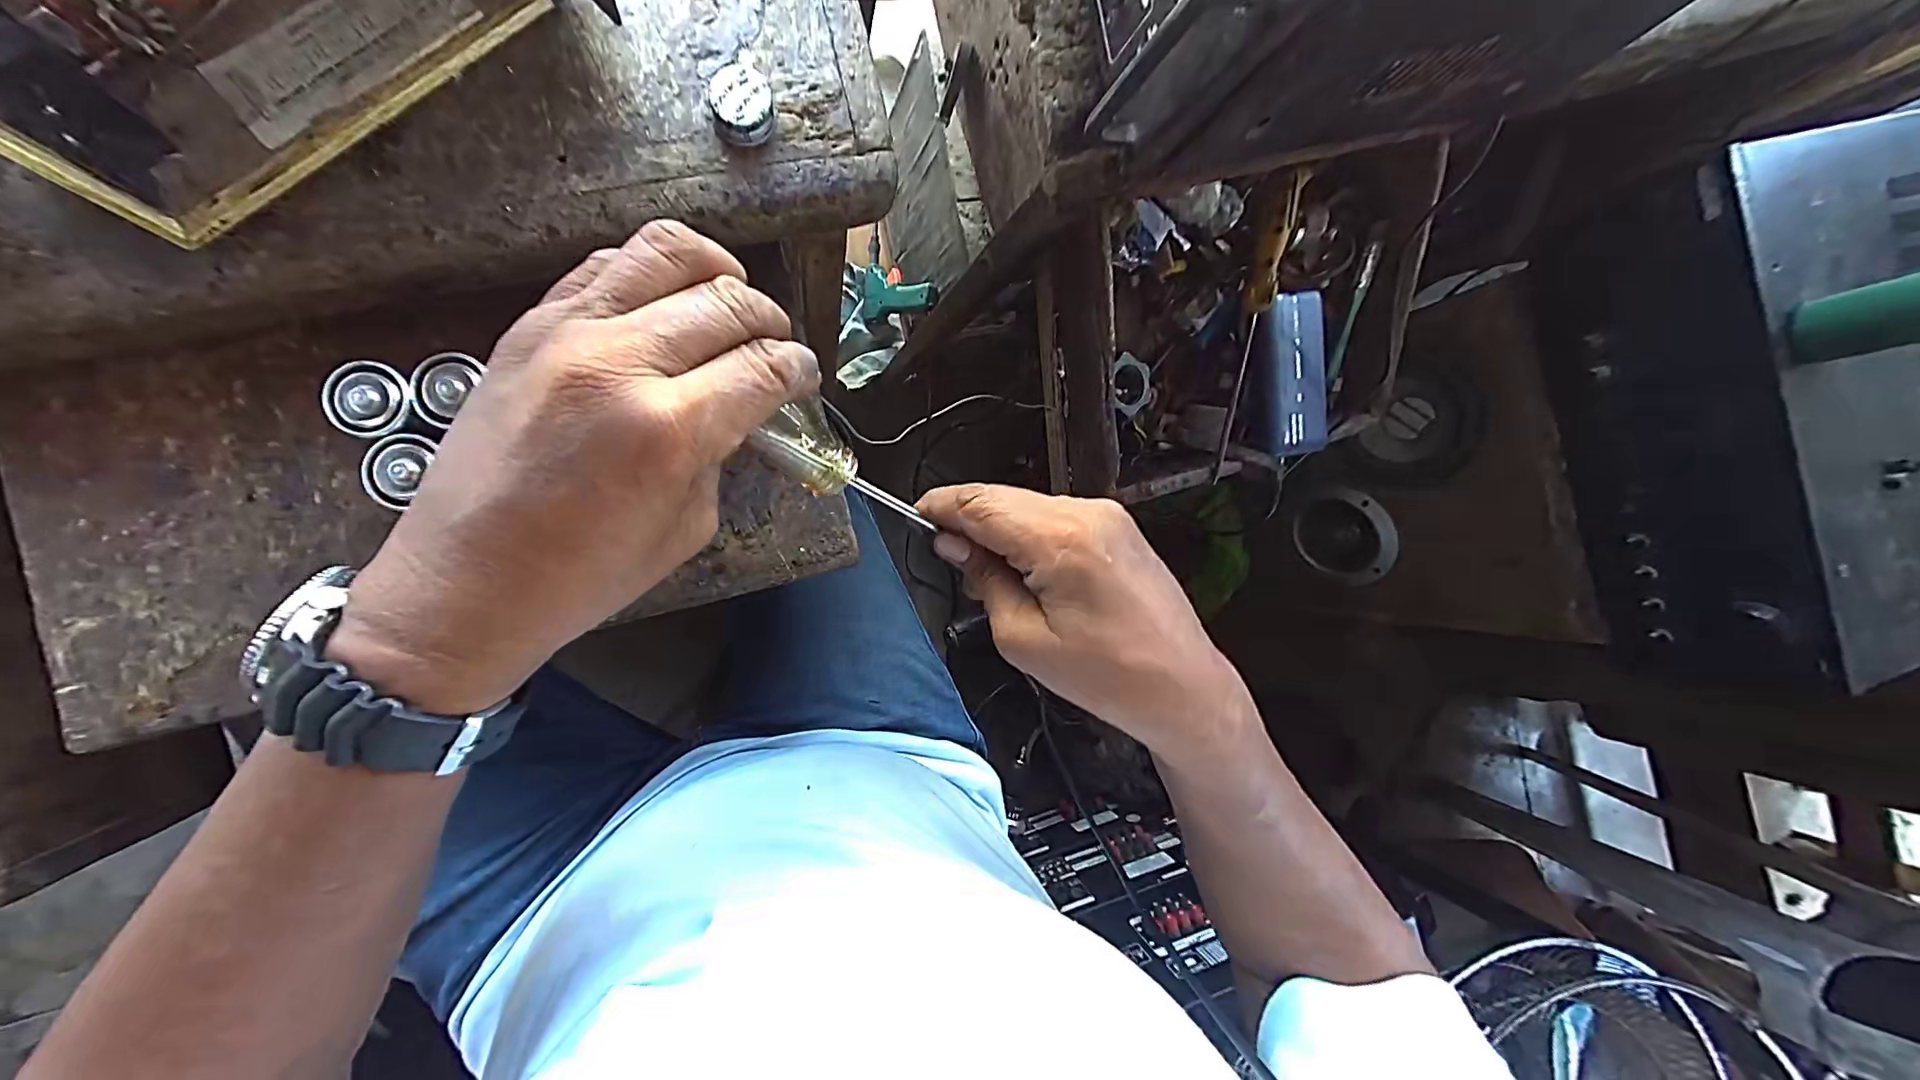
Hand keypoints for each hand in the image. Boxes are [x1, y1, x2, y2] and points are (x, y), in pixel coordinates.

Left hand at [328, 221, 818, 712]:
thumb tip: (734, 411)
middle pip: (727, 302)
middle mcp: (621, 362)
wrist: (465, 580)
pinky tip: (665, 303)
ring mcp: (566, 332)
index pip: (762, 368)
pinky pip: (605, 266)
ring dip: (716, 270)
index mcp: (669, 428)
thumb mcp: (689, 526)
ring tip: (731, 297)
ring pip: (664, 251)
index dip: (799, 369)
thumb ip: (719, 455)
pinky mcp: (528, 326)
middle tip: (777, 346)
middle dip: (770, 321)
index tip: (805, 376)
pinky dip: (651, 273)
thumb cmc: (585, 574)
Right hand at [916, 484, 1252, 755]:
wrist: (1183, 687)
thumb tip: (955, 547)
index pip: (980, 502)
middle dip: (966, 519)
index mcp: (1061, 540)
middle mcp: (1088, 514)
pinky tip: (1020, 567)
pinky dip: (1026, 533)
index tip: (918, 517)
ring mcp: (1107, 516)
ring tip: (987, 573)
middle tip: (946, 555)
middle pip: (1001, 497)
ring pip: (1026, 504)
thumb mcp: (1024, 639)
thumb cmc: (1114, 676)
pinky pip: (1053, 515)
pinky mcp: (1116, 526)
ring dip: (997, 528)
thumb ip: (983, 581)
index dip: (940, 506)